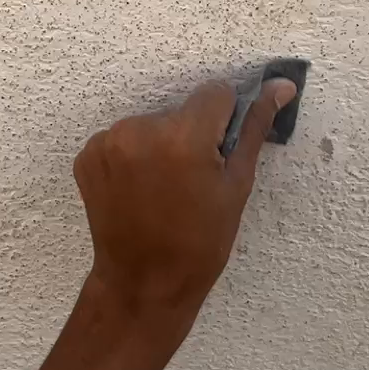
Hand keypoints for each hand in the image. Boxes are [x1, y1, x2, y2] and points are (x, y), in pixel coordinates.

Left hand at [71, 77, 298, 328]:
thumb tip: (281, 86)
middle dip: (190, 134)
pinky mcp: (87, 155)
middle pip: (180, 110)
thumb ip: (255, 128)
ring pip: (150, 123)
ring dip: (159, 144)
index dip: (224, 120)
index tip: (218, 150)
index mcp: (183, 137)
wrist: (144, 282)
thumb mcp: (236, 185)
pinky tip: (138, 189)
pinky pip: (121, 139)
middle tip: (190, 179)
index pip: (215, 92)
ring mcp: (108, 142)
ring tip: (162, 187)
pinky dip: (131, 156)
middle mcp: (140, 130)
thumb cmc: (199, 241)